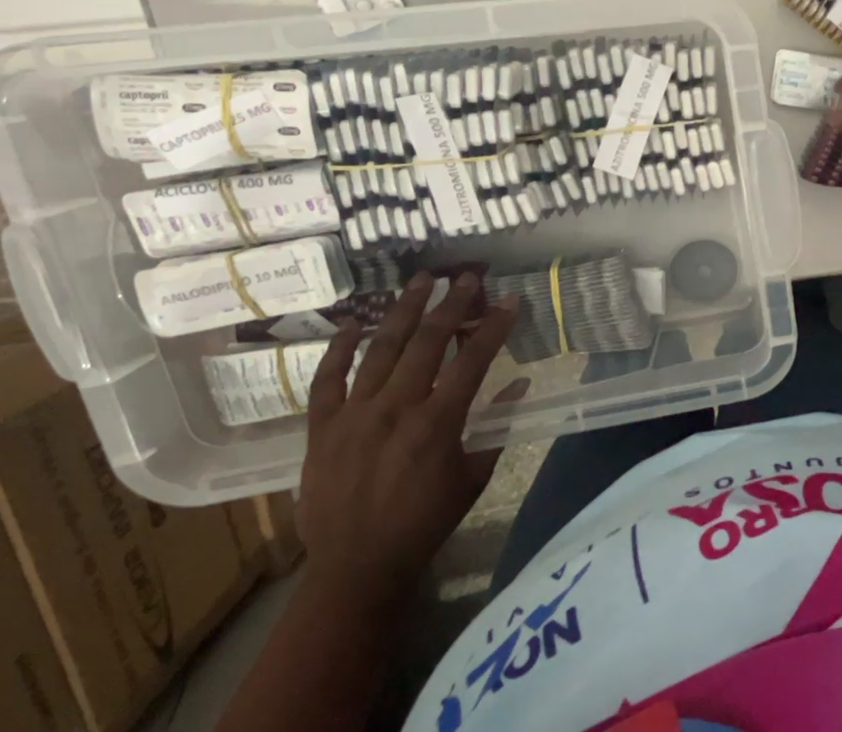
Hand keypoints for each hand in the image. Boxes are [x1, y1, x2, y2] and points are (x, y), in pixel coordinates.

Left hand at [295, 273, 523, 610]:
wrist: (357, 564)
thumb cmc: (426, 521)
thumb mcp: (474, 476)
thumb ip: (495, 428)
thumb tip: (519, 386)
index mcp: (437, 424)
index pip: (472, 361)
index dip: (493, 327)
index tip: (510, 301)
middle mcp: (395, 410)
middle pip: (426, 343)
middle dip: (451, 305)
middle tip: (467, 277)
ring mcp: (353, 415)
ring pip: (379, 350)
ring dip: (402, 311)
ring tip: (419, 281)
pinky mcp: (322, 427)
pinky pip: (327, 380)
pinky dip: (339, 349)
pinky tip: (354, 323)